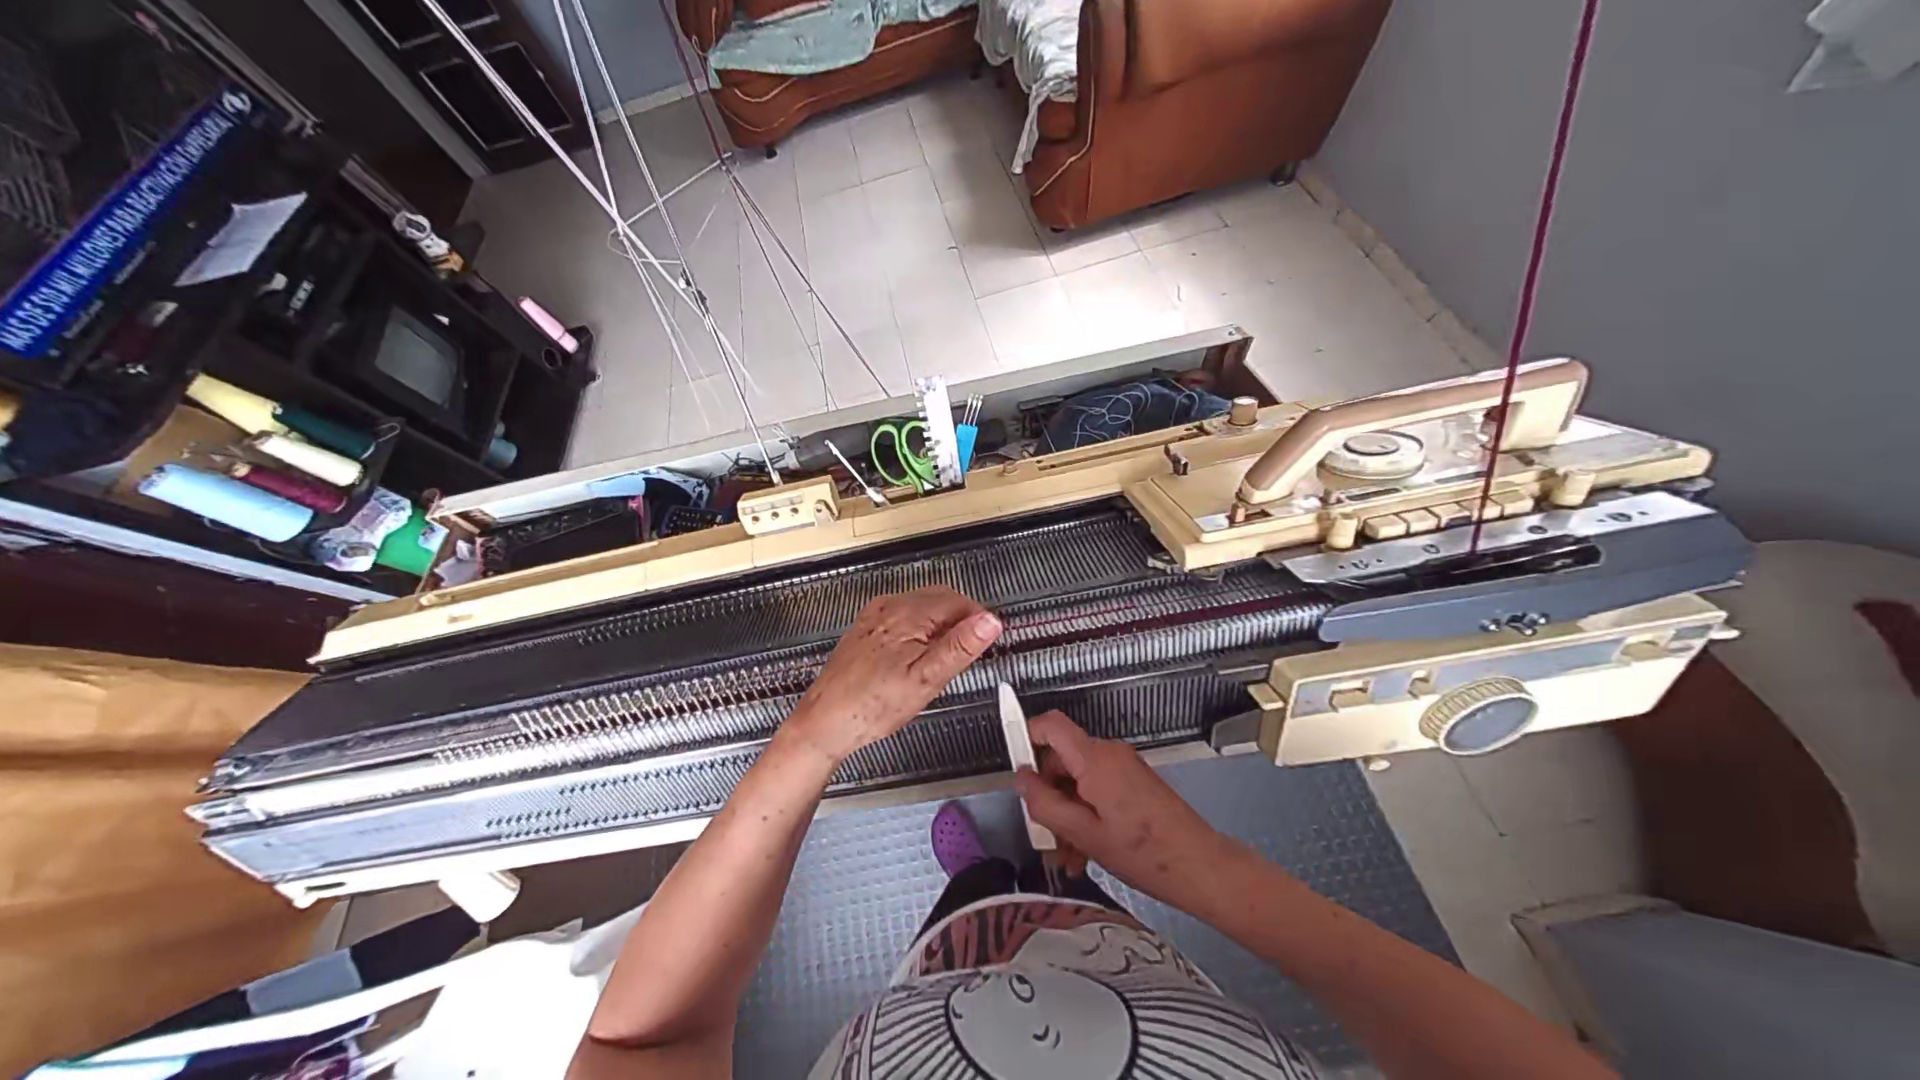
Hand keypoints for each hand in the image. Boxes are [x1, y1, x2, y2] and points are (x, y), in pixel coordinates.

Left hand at [783, 586, 1001, 763]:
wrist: (825, 721)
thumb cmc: (869, 705)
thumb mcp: (927, 679)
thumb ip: (960, 647)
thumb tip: (989, 622)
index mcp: (908, 613)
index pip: (959, 600)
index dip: (978, 621)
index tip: (986, 641)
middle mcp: (889, 607)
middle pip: (941, 599)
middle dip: (960, 621)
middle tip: (969, 652)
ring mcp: (875, 617)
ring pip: (921, 608)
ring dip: (940, 625)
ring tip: (943, 659)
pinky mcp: (866, 630)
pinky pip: (902, 619)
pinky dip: (919, 631)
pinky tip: (915, 659)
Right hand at [1015, 710, 1243, 908]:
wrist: (1201, 866)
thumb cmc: (1144, 852)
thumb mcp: (1084, 834)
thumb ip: (1045, 804)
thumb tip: (1022, 780)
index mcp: (1095, 759)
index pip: (1051, 724)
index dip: (1027, 736)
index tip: (1016, 766)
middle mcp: (1109, 754)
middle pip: (1061, 759)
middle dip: (1048, 795)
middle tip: (1047, 835)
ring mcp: (1123, 768)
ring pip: (1078, 781)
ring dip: (1067, 814)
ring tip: (1069, 855)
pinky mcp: (1133, 782)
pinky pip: (1097, 789)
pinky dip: (1086, 814)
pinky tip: (1087, 851)